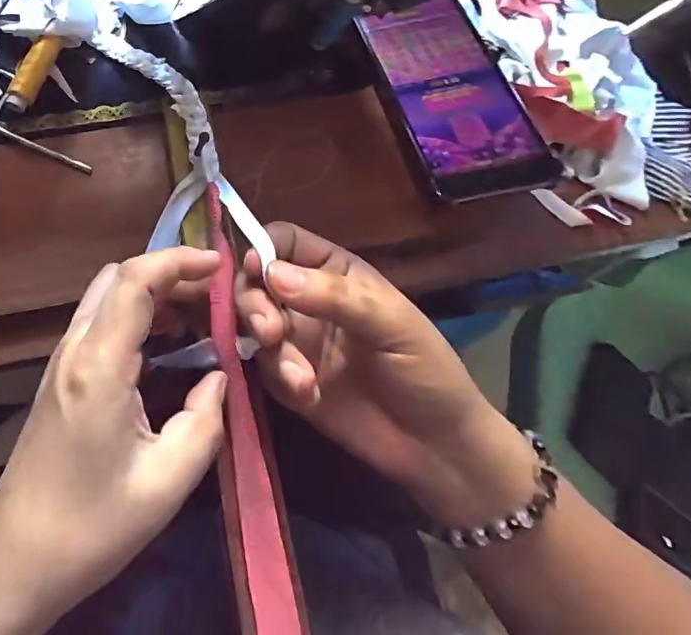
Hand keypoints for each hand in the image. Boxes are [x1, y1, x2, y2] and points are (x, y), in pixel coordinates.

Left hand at [0, 247, 227, 634]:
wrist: (17, 556)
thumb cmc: (92, 525)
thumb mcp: (166, 482)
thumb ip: (204, 421)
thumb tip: (219, 377)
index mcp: (98, 364)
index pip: (135, 280)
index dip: (178, 260)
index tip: (219, 266)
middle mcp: (75, 347)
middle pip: (119, 277)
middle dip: (169, 273)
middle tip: (214, 296)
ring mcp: (61, 358)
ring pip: (106, 294)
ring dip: (150, 292)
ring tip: (196, 318)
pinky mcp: (59, 373)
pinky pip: (98, 320)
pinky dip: (133, 314)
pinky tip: (162, 346)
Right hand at [238, 223, 539, 526]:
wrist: (439, 449)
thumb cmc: (427, 369)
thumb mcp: (392, 323)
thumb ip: (334, 295)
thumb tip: (272, 273)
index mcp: (334, 271)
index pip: (282, 241)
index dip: (261, 248)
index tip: (256, 270)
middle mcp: (306, 299)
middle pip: (255, 281)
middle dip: (253, 302)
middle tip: (270, 332)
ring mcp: (295, 340)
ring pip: (251, 323)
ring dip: (267, 345)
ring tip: (299, 374)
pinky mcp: (288, 380)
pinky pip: (263, 367)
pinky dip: (278, 377)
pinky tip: (308, 394)